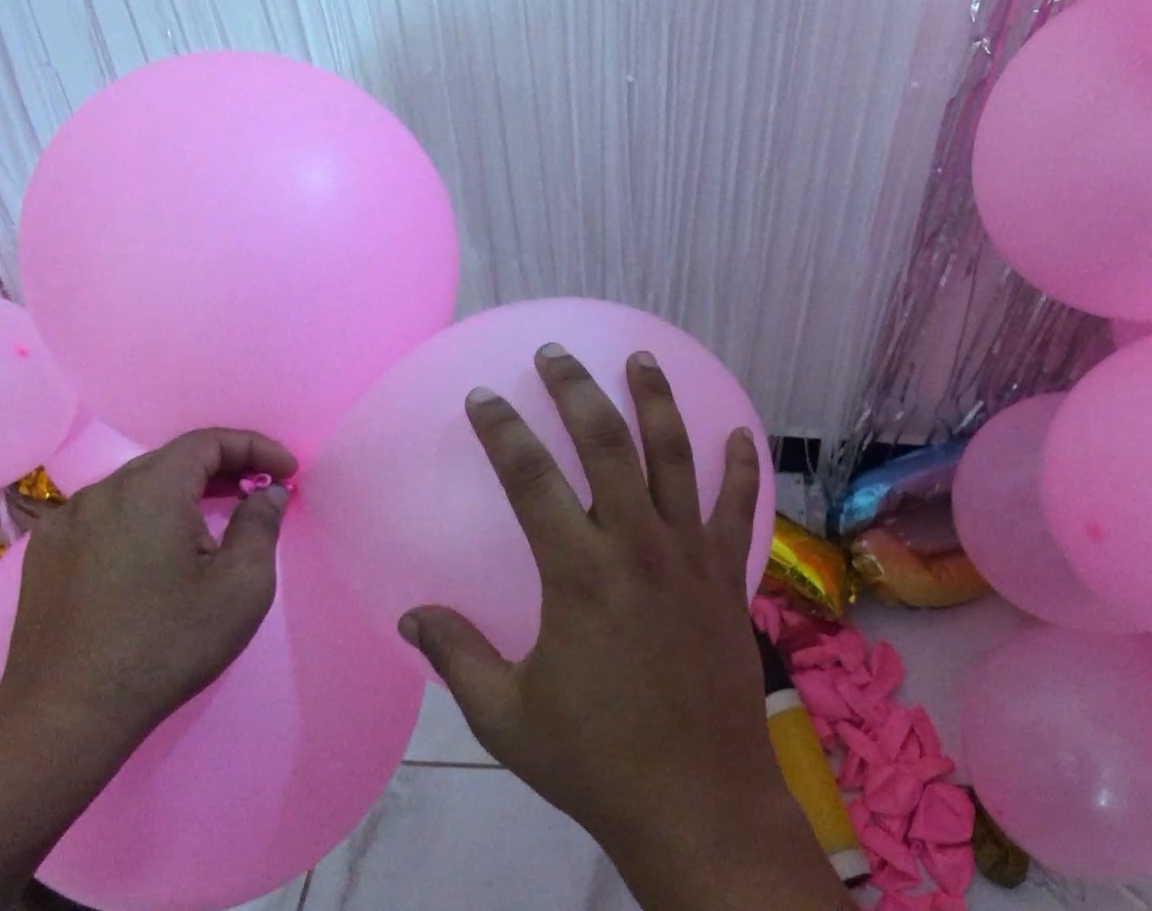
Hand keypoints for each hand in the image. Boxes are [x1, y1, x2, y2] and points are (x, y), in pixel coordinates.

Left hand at [0, 428, 297, 744]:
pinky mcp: (46, 557)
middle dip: (224, 468)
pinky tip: (164, 551)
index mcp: (149, 493)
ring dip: (185, 492)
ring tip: (219, 521)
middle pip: (171, 460)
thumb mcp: (241, 585)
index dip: (255, 448)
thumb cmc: (168, 644)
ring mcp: (64, 526)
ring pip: (137, 487)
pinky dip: (147, 516)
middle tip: (262, 493)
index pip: (207, 442)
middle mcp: (99, 495)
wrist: (68, 715)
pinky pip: (107, 515)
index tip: (288, 473)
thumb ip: (261, 524)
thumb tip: (269, 492)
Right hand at [400, 347, 849, 910]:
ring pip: (675, 458)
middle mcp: (636, 546)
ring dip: (657, 402)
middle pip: (606, 445)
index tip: (484, 396)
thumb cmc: (595, 758)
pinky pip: (738, 508)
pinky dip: (740, 467)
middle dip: (577, 391)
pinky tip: (740, 433)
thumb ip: (458, 656)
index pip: (530, 478)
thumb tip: (411, 617)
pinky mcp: (728, 577)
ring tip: (643, 358)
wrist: (695, 797)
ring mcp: (690, 556)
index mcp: (577, 573)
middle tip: (558, 354)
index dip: (503, 430)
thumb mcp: (506, 716)